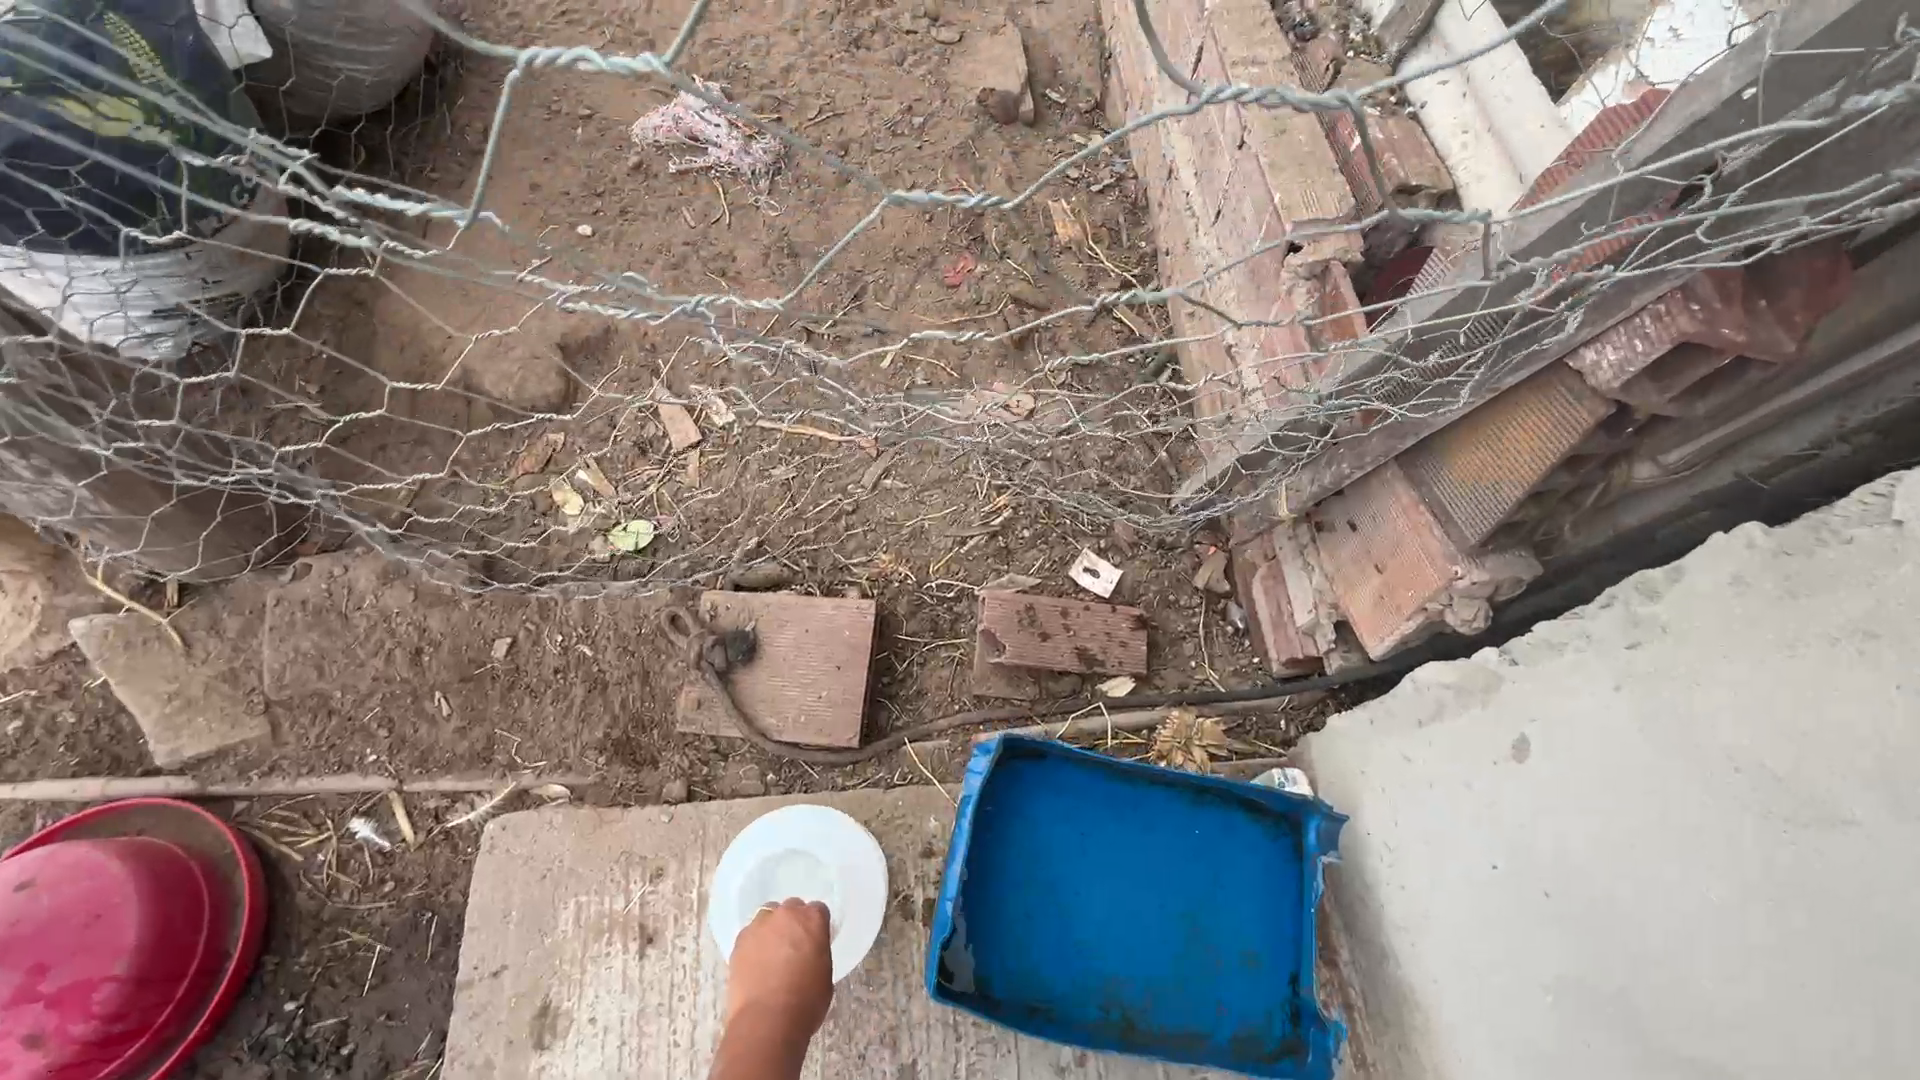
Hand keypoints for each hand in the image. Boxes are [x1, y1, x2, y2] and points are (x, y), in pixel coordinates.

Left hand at [726, 898, 833, 1034]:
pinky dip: (754, 945)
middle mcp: (786, 914)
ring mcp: (760, 926)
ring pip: (767, 917)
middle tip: (793, 948)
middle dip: (793, 923)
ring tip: (770, 955)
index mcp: (813, 919)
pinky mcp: (739, 941)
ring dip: (771, 930)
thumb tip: (809, 953)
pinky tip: (755, 965)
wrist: (767, 1021)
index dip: (816, 927)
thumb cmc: (805, 1002)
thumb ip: (818, 952)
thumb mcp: (825, 974)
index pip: (818, 910)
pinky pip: (750, 935)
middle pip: (791, 908)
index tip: (814, 942)